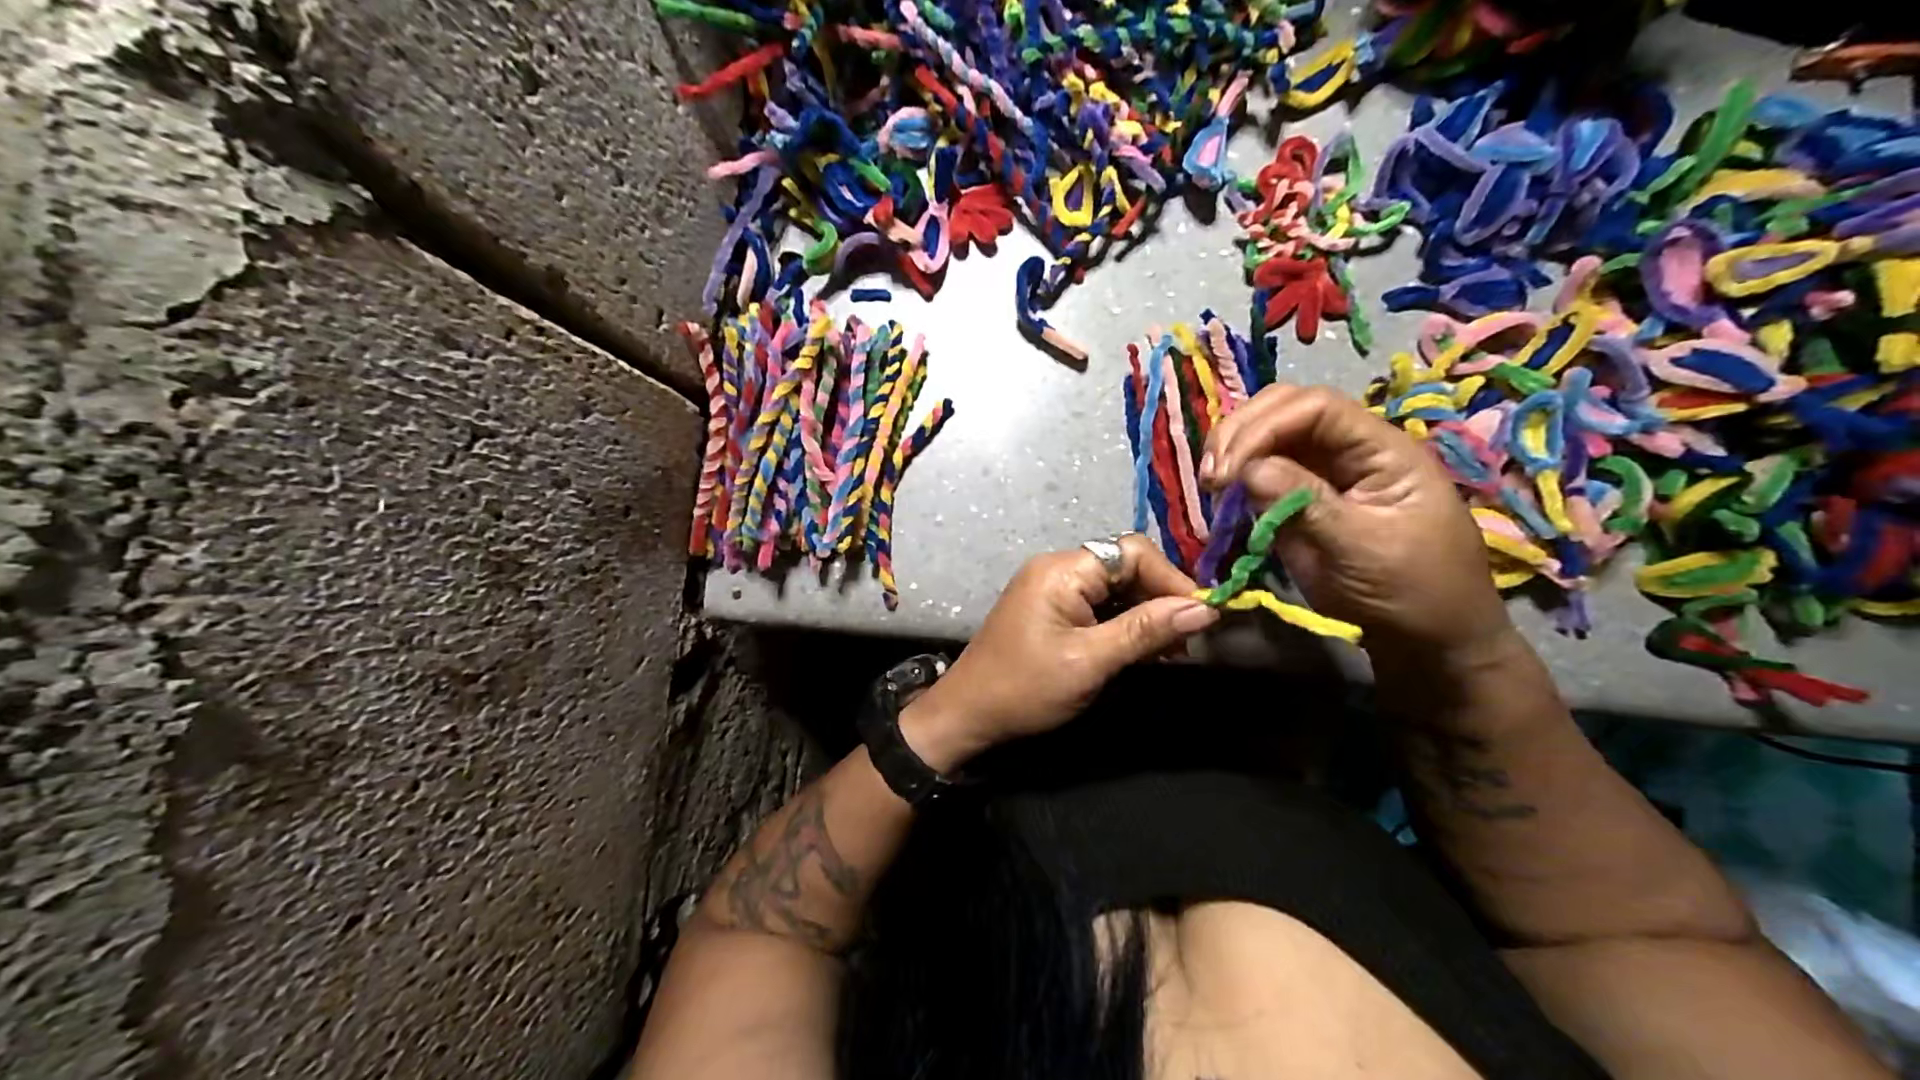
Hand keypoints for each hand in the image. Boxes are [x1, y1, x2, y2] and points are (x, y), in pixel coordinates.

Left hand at [903, 534, 1218, 766]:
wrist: (969, 714)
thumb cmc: (1026, 688)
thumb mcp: (1090, 662)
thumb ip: (1146, 631)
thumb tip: (1204, 608)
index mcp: (1062, 570)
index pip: (1132, 552)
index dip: (1171, 580)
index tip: (1201, 616)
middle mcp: (1058, 568)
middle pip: (1126, 567)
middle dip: (1161, 599)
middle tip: (1188, 640)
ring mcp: (1053, 588)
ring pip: (1116, 588)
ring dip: (1146, 614)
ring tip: (1171, 650)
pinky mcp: (1052, 609)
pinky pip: (1099, 604)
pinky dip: (1124, 623)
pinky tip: (1144, 650)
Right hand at [1199, 384, 1512, 661]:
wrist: (1430, 642)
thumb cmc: (1414, 592)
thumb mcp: (1364, 549)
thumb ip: (1307, 504)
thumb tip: (1247, 469)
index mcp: (1380, 449)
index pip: (1315, 408)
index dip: (1265, 426)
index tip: (1228, 470)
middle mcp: (1347, 450)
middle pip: (1285, 409)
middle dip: (1241, 432)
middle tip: (1211, 476)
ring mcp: (1322, 473)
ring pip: (1267, 436)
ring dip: (1232, 451)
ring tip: (1211, 486)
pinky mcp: (1300, 500)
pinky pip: (1261, 473)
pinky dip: (1236, 478)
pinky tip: (1221, 496)